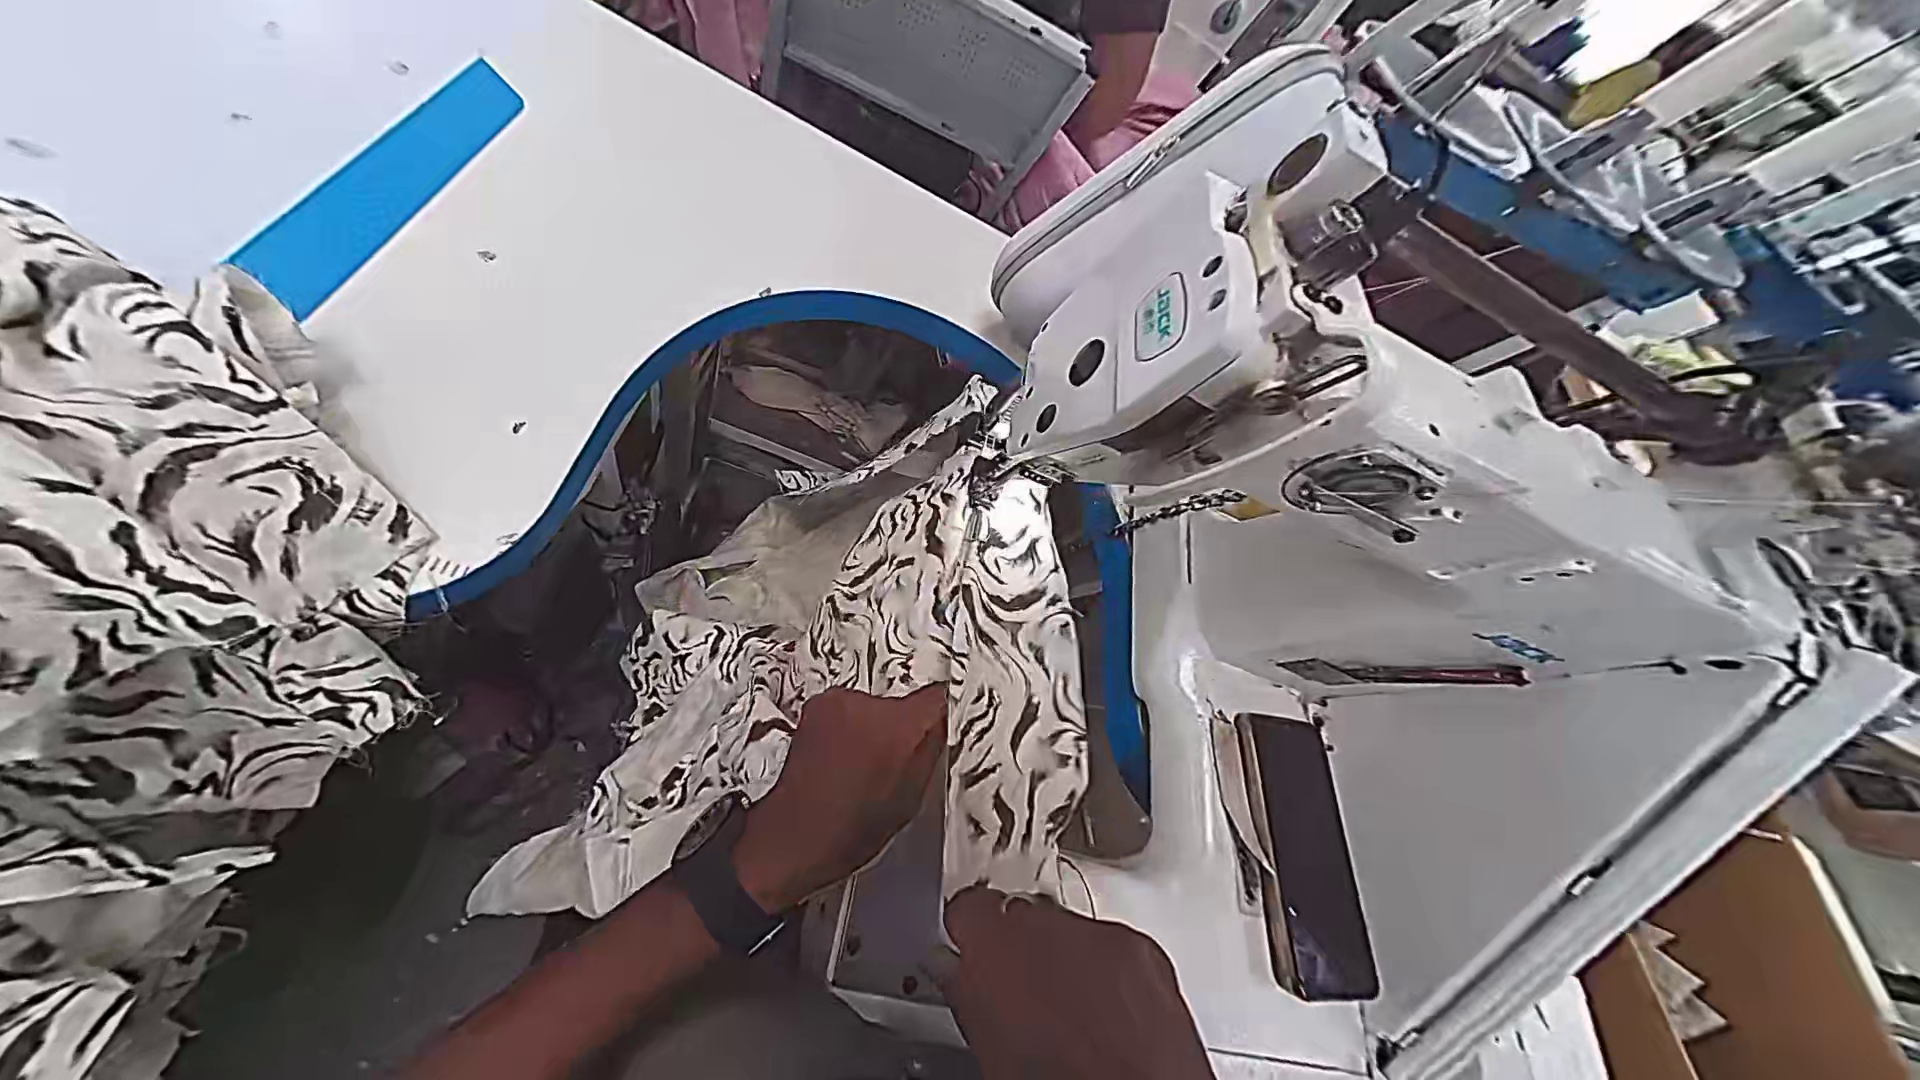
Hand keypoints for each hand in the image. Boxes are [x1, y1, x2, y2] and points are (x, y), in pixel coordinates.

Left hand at [732, 684, 945, 910]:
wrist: (792, 837)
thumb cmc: (846, 829)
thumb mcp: (910, 798)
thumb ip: (931, 749)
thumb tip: (943, 724)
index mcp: (897, 727)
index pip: (936, 698)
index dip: (943, 710)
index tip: (944, 718)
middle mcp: (865, 704)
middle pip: (903, 702)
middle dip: (905, 724)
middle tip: (896, 759)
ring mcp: (837, 702)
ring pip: (875, 705)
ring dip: (876, 725)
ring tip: (865, 764)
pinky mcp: (818, 706)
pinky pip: (850, 708)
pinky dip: (852, 726)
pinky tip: (845, 759)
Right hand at [941, 888, 1214, 1079]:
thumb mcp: (988, 1045)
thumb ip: (966, 990)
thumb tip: (951, 969)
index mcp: (995, 943)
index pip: (968, 907)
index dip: (969, 929)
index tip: (969, 947)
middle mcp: (1044, 924)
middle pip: (1020, 915)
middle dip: (1020, 945)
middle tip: (1024, 994)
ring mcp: (1094, 931)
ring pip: (1067, 927)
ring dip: (1064, 955)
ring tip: (1070, 1010)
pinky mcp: (1139, 947)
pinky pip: (1111, 944)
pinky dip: (1107, 969)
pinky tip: (1108, 1011)